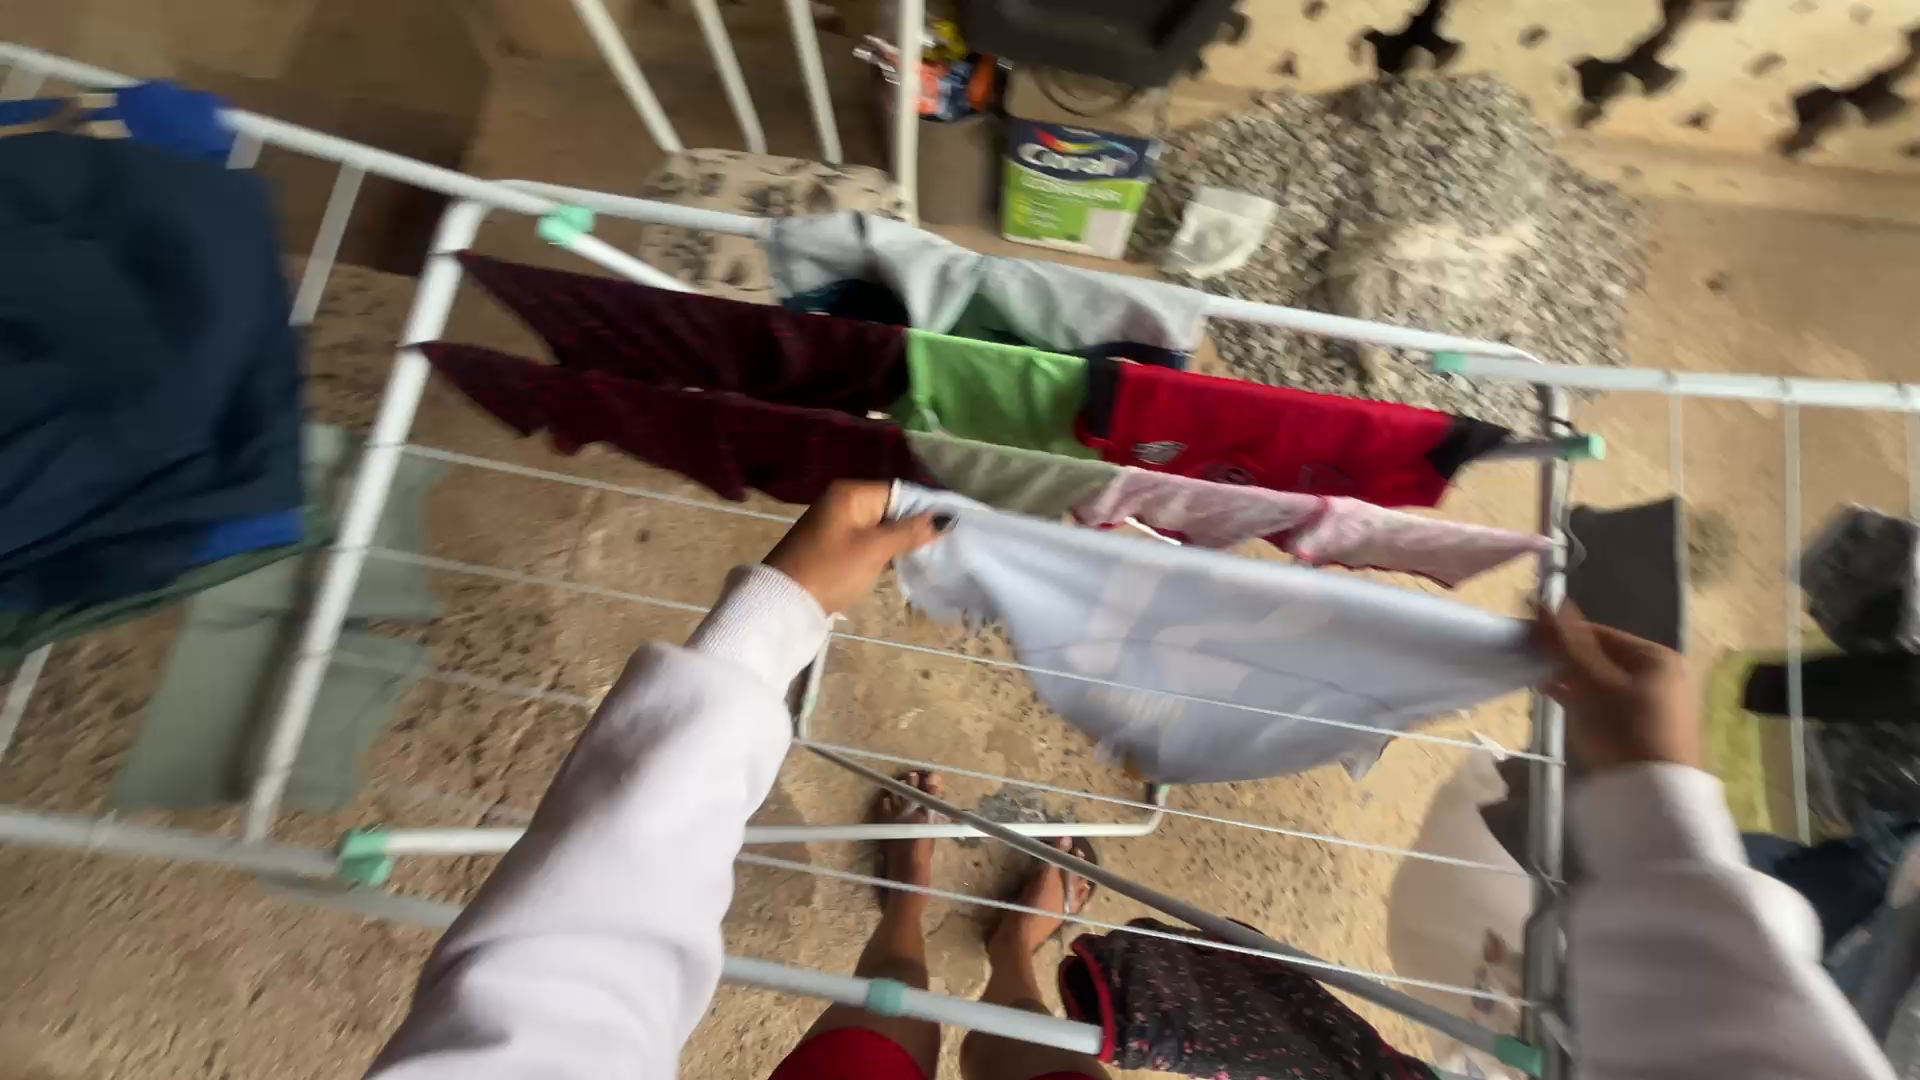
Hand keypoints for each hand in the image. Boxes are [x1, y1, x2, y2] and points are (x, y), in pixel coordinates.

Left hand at [764, 481, 949, 614]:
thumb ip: (909, 532)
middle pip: (890, 507)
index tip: (952, 525)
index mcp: (851, 493)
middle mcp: (843, 501)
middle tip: (945, 542)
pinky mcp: (834, 545)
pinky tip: (902, 562)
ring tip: (930, 553)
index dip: (925, 507)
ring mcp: (837, 524)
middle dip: (915, 525)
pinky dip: (884, 549)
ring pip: (880, 526)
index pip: (898, 491)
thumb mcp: (874, 550)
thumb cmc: (831, 570)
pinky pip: (868, 540)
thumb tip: (944, 517)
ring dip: (901, 539)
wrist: (784, 602)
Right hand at [1532, 601, 1698, 770]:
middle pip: (1597, 654)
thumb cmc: (1623, 726)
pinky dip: (1577, 692)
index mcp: (1655, 657)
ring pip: (1597, 675)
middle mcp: (1658, 672)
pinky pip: (1601, 695)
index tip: (1523, 638)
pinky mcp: (1638, 719)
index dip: (1557, 633)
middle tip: (1526, 657)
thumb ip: (1566, 641)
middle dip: (1560, 655)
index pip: (1595, 632)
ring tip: (1533, 675)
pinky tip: (1550, 692)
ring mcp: (1650, 698)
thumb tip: (1541, 602)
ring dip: (1565, 674)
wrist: (1650, 788)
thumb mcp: (1591, 680)